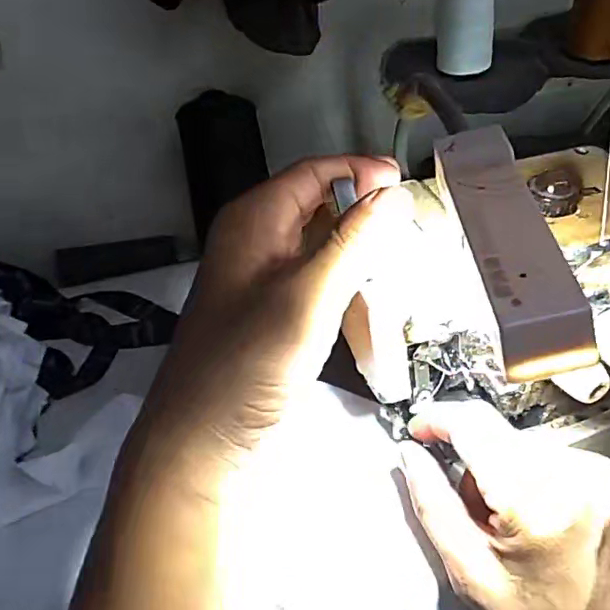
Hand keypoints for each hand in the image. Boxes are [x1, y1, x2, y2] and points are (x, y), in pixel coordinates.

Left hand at [143, 156, 413, 453]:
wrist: (200, 438)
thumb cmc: (247, 365)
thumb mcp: (308, 299)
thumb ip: (352, 243)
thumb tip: (389, 195)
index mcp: (252, 220)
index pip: (312, 172)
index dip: (359, 171)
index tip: (404, 185)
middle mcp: (252, 240)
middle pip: (315, 206)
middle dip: (361, 214)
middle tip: (409, 230)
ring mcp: (257, 276)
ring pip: (316, 245)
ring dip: (355, 252)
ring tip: (397, 268)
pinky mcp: (265, 310)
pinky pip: (310, 280)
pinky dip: (340, 285)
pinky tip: (367, 306)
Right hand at [397, 400, 609, 609]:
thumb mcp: (475, 579)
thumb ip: (434, 506)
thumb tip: (412, 457)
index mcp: (539, 505)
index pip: (472, 426)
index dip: (436, 421)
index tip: (420, 429)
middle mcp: (578, 479)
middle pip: (495, 433)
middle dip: (471, 461)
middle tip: (476, 516)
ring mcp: (604, 476)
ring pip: (520, 442)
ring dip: (502, 469)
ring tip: (514, 527)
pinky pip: (552, 454)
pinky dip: (533, 476)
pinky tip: (543, 520)